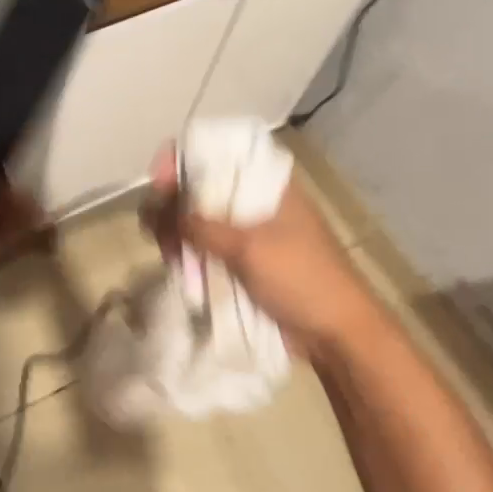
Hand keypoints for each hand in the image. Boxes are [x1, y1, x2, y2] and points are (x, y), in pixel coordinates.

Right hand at [146, 146, 384, 352]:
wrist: (337, 336)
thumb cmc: (302, 278)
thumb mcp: (248, 246)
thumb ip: (200, 226)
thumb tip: (157, 209)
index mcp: (266, 184)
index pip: (217, 155)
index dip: (184, 161)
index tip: (160, 181)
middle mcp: (254, 204)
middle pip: (200, 190)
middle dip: (173, 203)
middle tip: (155, 225)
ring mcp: (247, 236)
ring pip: (198, 223)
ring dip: (177, 233)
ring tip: (166, 252)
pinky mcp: (241, 266)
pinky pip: (205, 252)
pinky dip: (188, 256)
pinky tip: (175, 266)